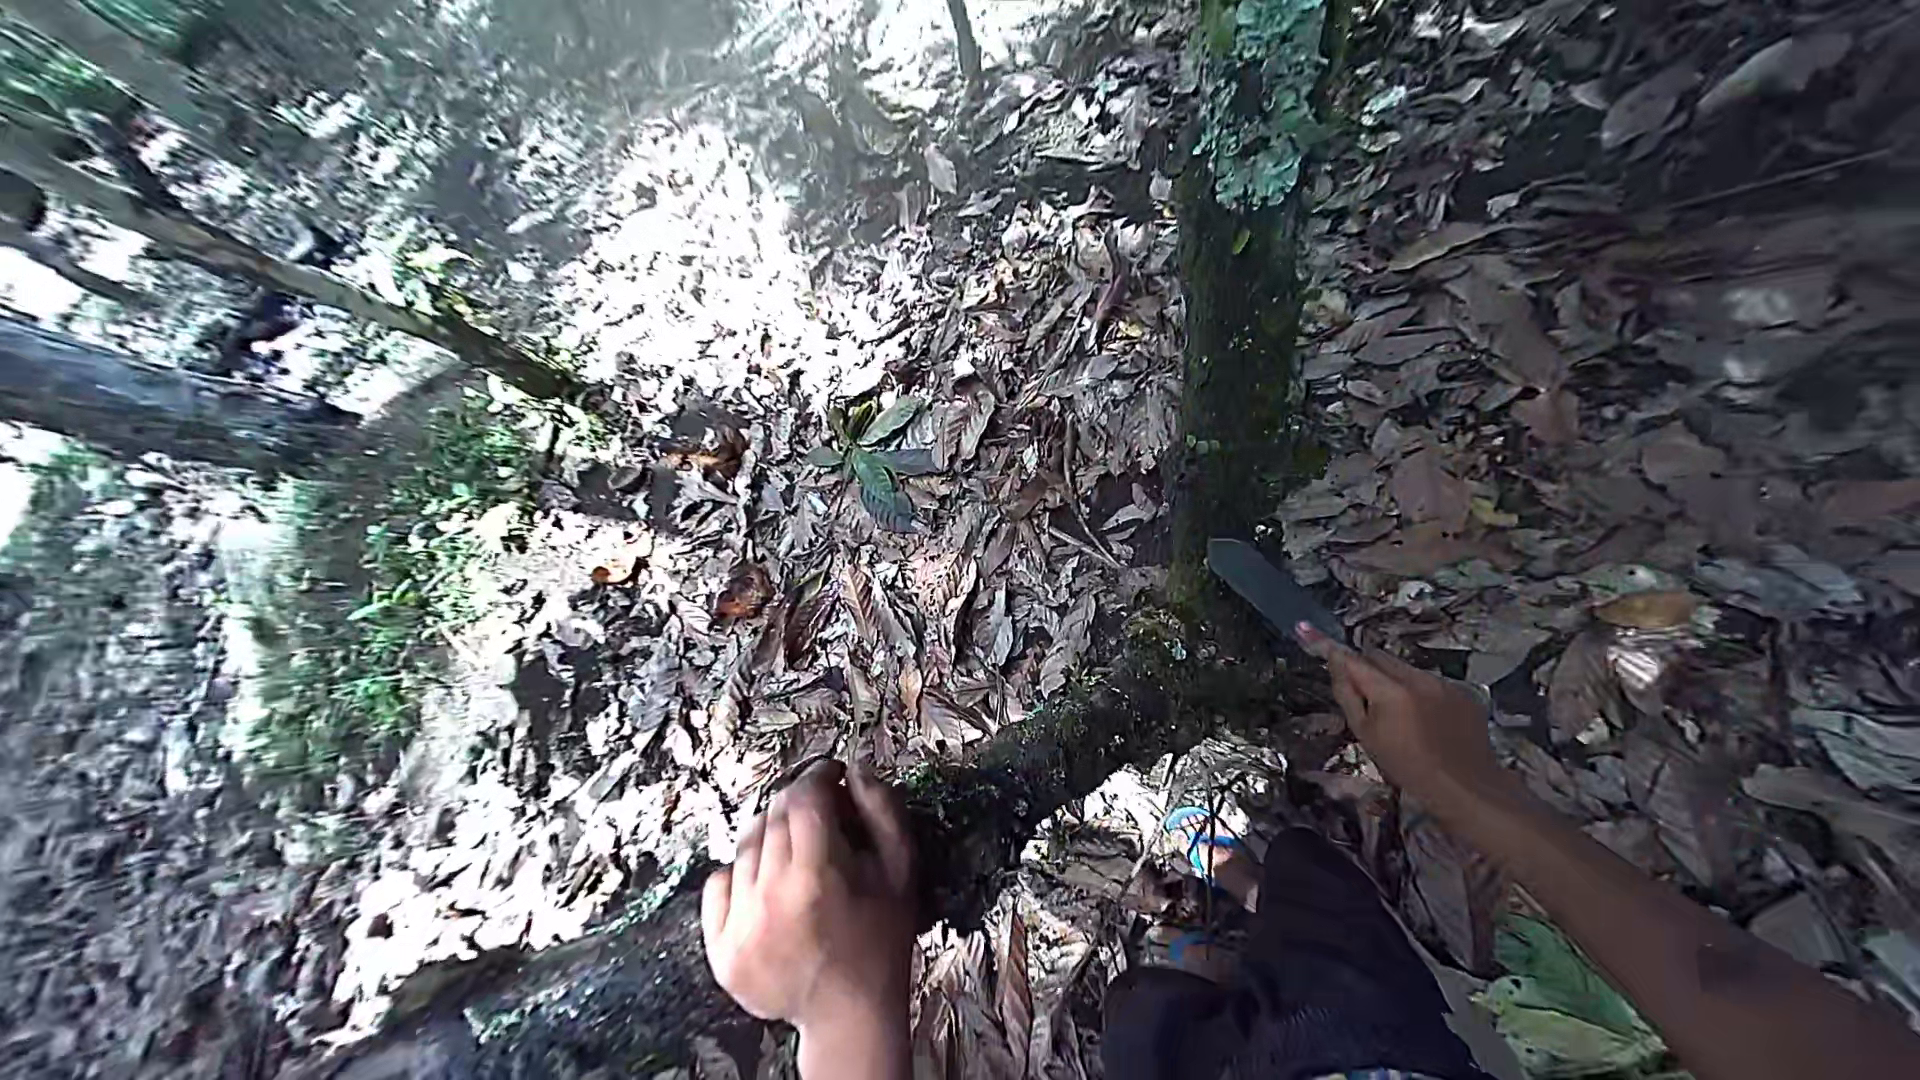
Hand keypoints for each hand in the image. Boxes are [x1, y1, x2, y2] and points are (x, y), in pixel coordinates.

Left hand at [702, 759, 914, 1069]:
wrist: (849, 1013)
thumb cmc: (881, 937)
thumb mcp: (899, 867)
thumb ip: (882, 809)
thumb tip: (854, 770)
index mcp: (817, 877)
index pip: (804, 797)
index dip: (819, 775)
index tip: (832, 774)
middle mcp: (770, 898)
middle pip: (774, 813)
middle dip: (799, 799)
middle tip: (821, 809)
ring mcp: (739, 926)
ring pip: (746, 842)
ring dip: (773, 830)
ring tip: (798, 846)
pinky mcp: (720, 948)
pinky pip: (718, 881)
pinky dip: (742, 869)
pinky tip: (770, 879)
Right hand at [1295, 623, 1508, 808]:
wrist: (1466, 788)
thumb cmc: (1405, 764)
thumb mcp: (1364, 732)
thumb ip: (1346, 693)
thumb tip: (1334, 662)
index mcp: (1391, 691)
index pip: (1351, 659)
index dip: (1327, 645)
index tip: (1305, 628)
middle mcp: (1419, 679)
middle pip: (1378, 656)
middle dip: (1366, 668)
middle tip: (1365, 696)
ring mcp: (1445, 684)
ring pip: (1404, 668)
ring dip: (1393, 679)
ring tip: (1401, 713)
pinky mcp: (1464, 691)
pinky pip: (1429, 680)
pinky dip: (1418, 690)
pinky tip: (1426, 717)